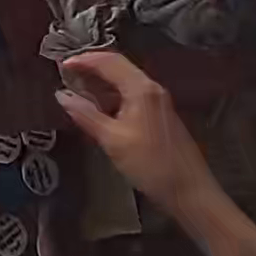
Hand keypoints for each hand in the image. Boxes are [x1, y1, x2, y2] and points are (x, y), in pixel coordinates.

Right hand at [55, 51, 225, 225]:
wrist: (194, 196)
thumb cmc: (152, 166)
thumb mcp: (112, 140)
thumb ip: (85, 114)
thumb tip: (61, 94)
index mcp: (140, 89)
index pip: (107, 61)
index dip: (82, 59)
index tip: (61, 65)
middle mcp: (152, 88)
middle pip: (117, 65)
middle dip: (90, 65)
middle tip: (67, 72)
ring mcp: (159, 101)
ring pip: (125, 78)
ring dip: (101, 78)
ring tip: (78, 86)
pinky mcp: (161, 114)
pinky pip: (131, 91)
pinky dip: (112, 90)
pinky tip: (101, 104)